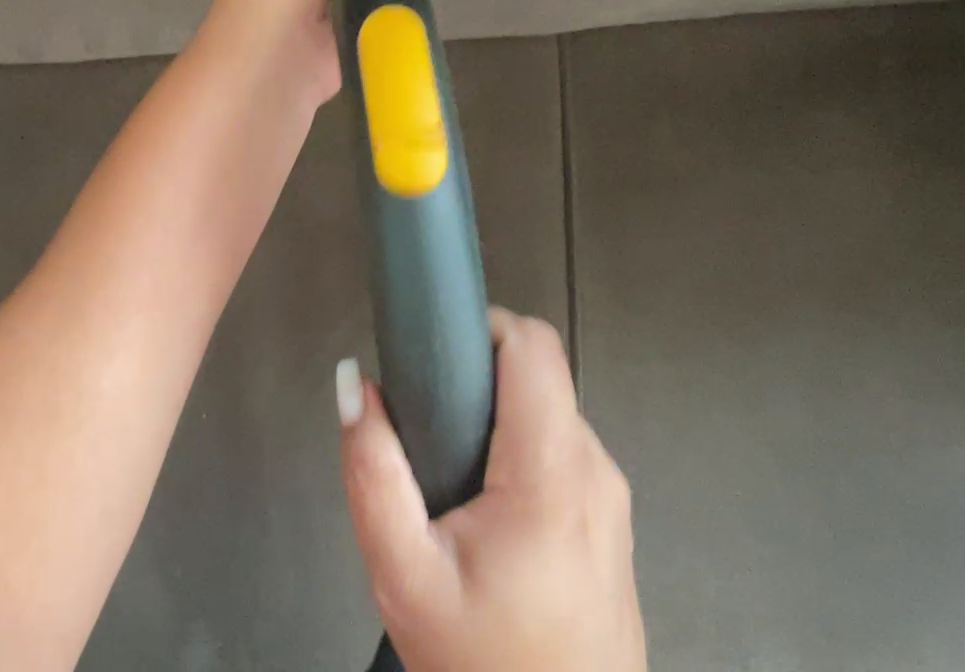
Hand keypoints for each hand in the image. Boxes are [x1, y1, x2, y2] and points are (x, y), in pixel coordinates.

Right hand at [337, 309, 645, 671]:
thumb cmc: (482, 664)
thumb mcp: (401, 574)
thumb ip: (371, 472)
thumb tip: (354, 384)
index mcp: (552, 475)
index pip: (533, 347)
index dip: (479, 326)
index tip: (426, 351)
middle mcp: (595, 470)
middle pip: (534, 377)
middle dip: (471, 381)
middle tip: (420, 431)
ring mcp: (610, 497)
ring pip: (544, 413)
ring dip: (489, 420)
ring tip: (441, 477)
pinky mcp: (609, 520)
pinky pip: (557, 452)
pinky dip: (512, 454)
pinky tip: (476, 509)